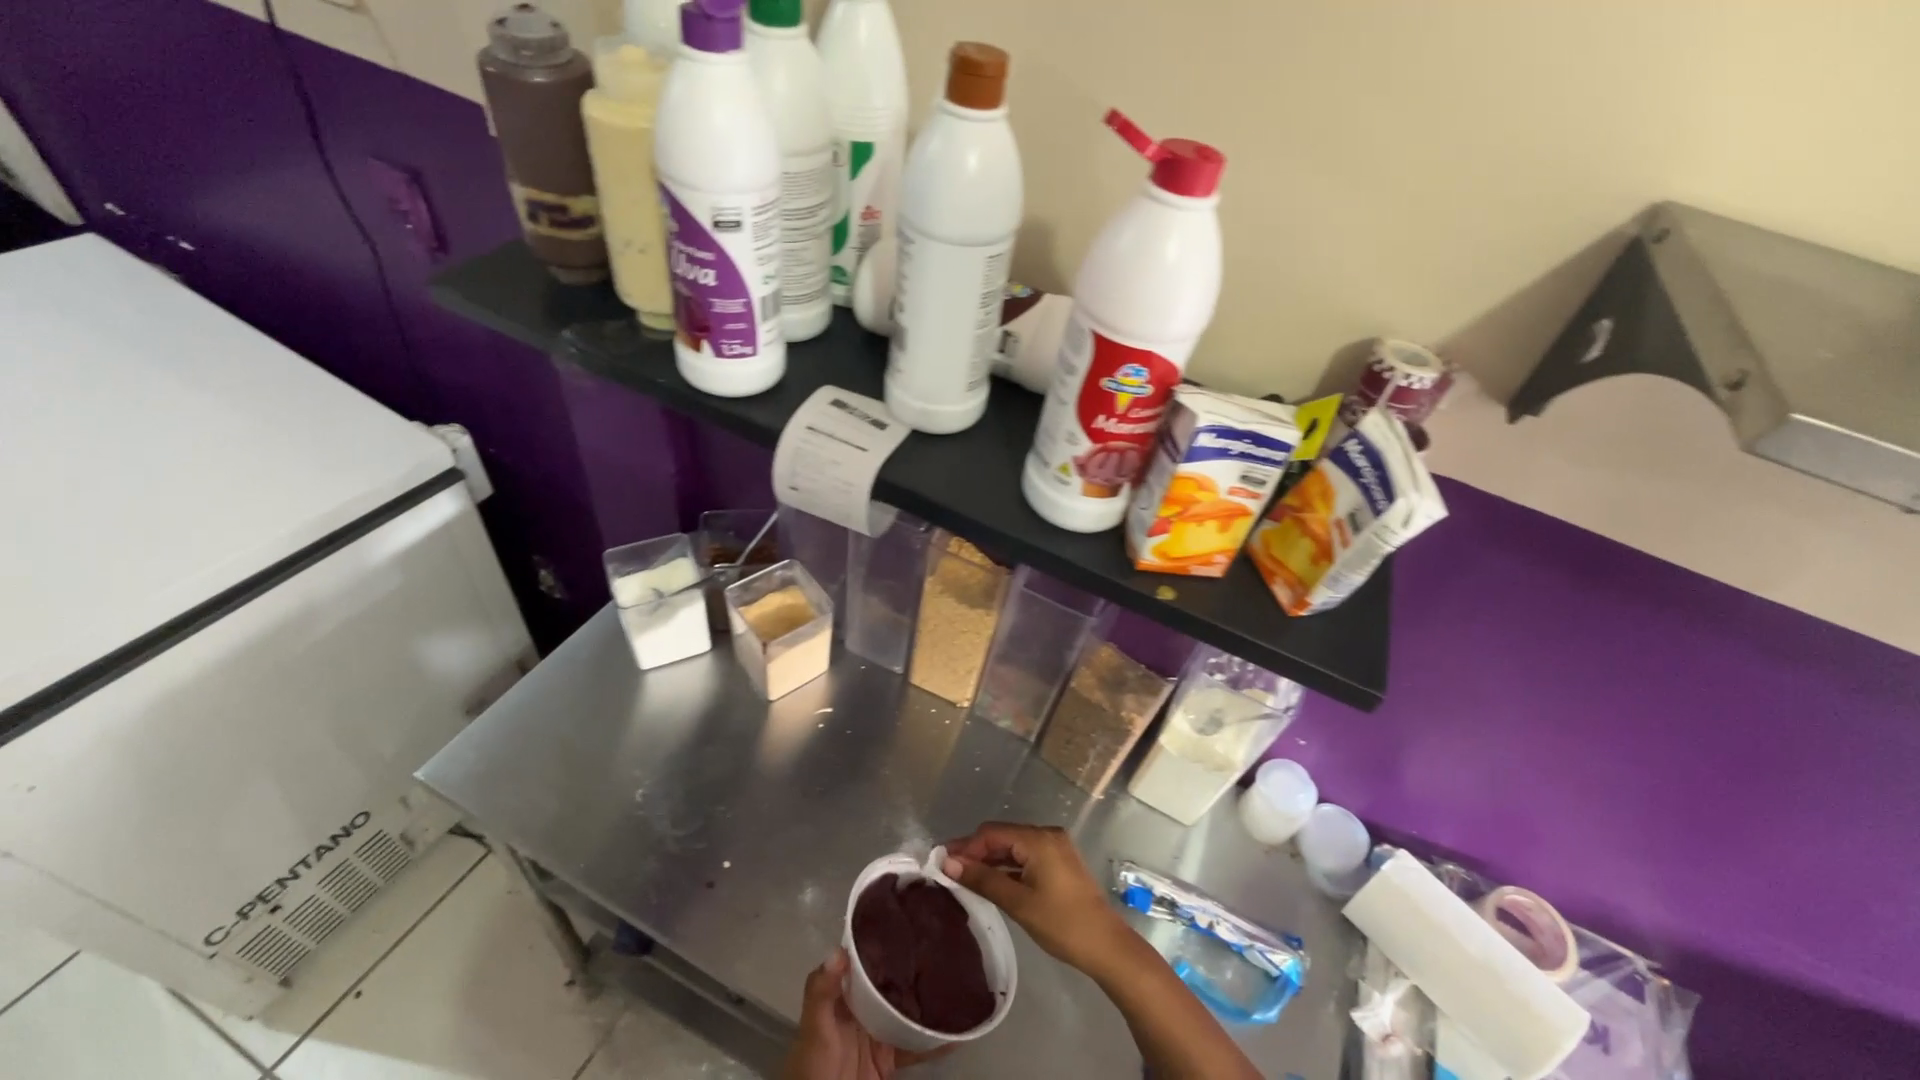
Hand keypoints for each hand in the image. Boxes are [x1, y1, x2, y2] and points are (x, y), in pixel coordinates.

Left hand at [781, 948, 945, 1079]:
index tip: (907, 925)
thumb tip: (838, 950)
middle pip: (890, 985)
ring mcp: (877, 1034)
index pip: (863, 963)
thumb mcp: (813, 1026)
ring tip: (955, 987)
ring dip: (927, 1004)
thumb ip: (821, 992)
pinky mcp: (888, 1059)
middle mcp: (862, 1010)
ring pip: (906, 1012)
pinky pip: (914, 1048)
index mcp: (842, 995)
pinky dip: (934, 1044)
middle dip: (912, 970)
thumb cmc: (811, 1065)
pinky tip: (956, 1036)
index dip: (881, 946)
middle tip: (943, 952)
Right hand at [942, 822, 1130, 975]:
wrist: (1106, 945)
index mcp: (1038, 839)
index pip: (991, 833)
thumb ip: (983, 879)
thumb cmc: (1061, 923)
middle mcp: (1047, 836)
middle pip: (1002, 836)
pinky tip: (991, 882)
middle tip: (949, 871)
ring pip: (1013, 847)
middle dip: (975, 852)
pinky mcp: (1059, 864)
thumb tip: (949, 863)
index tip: (941, 863)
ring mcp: (1056, 849)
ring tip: (964, 878)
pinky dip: (1007, 867)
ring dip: (990, 860)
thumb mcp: (1017, 902)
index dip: (965, 847)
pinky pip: (1026, 857)